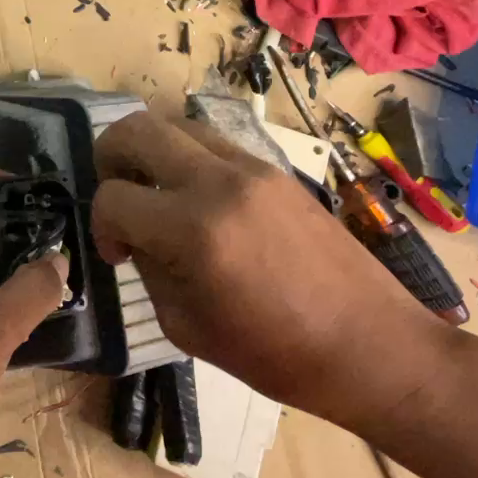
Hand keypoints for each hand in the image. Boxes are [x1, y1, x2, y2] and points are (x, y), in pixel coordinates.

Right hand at [90, 111, 447, 425]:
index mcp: (193, 230)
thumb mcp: (186, 326)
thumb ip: (148, 270)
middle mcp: (218, 182)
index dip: (101, 226)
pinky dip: (187, 157)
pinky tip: (196, 197)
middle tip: (116, 192)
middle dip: (108, 157)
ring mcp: (251, 168)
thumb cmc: (277, 354)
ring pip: (174, 123)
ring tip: (153, 188)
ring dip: (148, 149)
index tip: (116, 254)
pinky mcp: (275, 169)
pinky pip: (212, 141)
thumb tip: (134, 237)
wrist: (376, 348)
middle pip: (135, 129)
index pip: (112, 198)